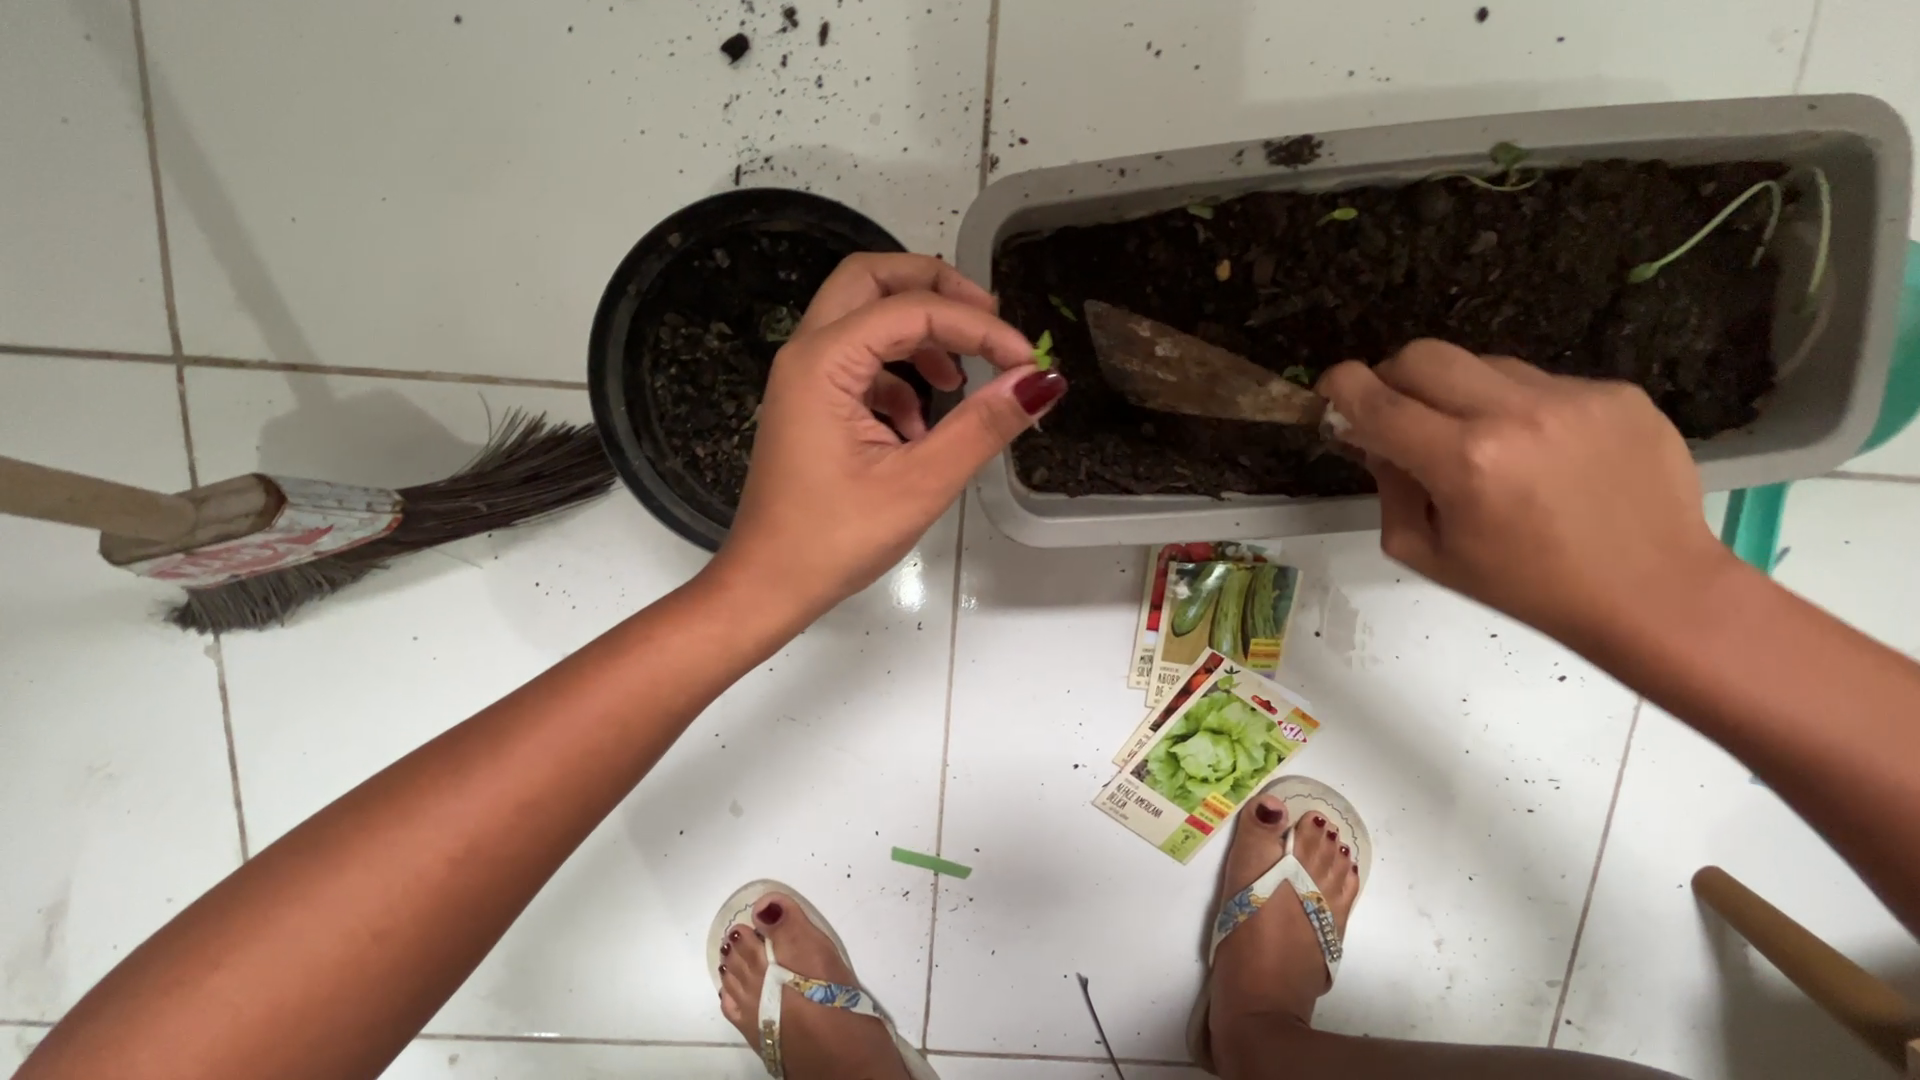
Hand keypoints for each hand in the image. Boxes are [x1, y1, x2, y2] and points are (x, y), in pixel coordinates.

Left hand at [710, 253, 1067, 617]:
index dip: (978, 326)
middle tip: (987, 318)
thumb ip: (982, 426)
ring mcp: (804, 379)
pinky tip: (922, 425)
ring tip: (961, 378)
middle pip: (872, 279)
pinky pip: (859, 364)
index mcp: (824, 362)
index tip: (1027, 360)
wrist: (769, 585)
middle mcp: (807, 353)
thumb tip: (1041, 381)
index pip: (913, 310)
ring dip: (918, 332)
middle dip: (935, 288)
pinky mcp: (811, 406)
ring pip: (863, 316)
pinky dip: (899, 376)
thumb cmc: (836, 539)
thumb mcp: (919, 483)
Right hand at [1318, 339, 1734, 644]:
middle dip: (1391, 376)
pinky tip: (1539, 451)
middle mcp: (1515, 414)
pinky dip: (1517, 407)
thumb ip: (1389, 488)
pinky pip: (1540, 382)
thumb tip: (1376, 440)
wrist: (1653, 591)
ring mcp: (1573, 397)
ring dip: (1457, 392)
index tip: (1330, 390)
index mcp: (1463, 462)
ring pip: (1482, 364)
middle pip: (1423, 355)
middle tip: (1395, 410)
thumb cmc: (1526, 586)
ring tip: (1477, 439)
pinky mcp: (1616, 393)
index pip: (1377, 400)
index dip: (1341, 387)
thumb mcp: (1426, 552)